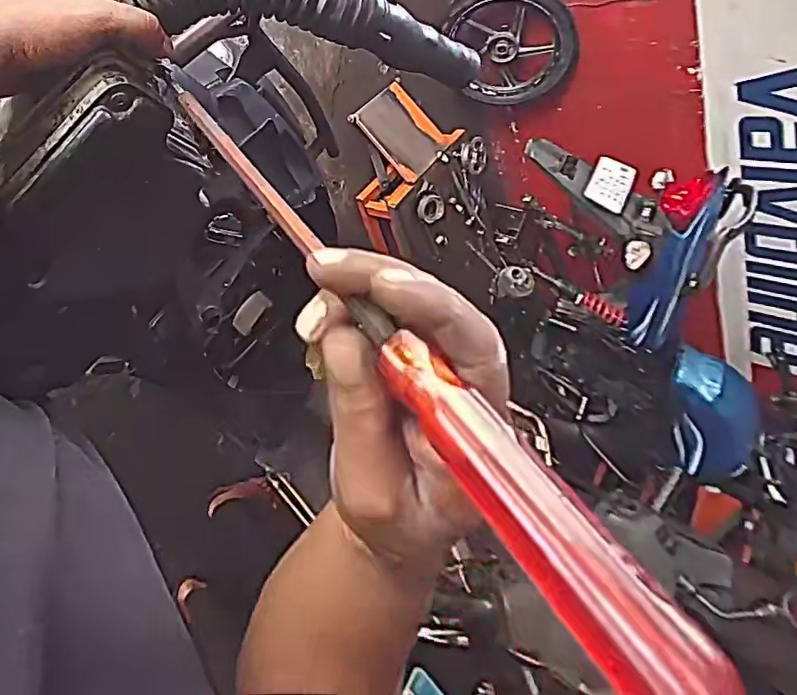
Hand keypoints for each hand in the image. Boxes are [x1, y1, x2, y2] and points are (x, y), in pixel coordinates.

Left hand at [0, 0, 170, 94]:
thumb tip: (164, 41)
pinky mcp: (45, 52)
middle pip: (115, 9)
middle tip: (144, 48)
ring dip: (110, 53)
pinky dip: (88, 69)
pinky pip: (78, 59)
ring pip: (97, 37)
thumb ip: (139, 26)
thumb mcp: (99, 19)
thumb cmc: (20, 28)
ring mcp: (55, 25)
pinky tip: (91, 78)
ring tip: (118, 67)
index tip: (164, 14)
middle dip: (132, 30)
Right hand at [297, 249, 509, 573]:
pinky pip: (377, 308)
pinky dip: (346, 301)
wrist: (393, 528)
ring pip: (402, 298)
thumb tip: (342, 339)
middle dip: (376, 277)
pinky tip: (326, 311)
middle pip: (433, 302)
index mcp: (478, 416)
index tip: (384, 284)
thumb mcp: (374, 488)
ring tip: (318, 309)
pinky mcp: (404, 347)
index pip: (470, 339)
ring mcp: (434, 357)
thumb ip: (361, 415)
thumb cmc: (401, 519)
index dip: (429, 303)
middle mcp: (464, 375)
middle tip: (327, 268)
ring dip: (355, 288)